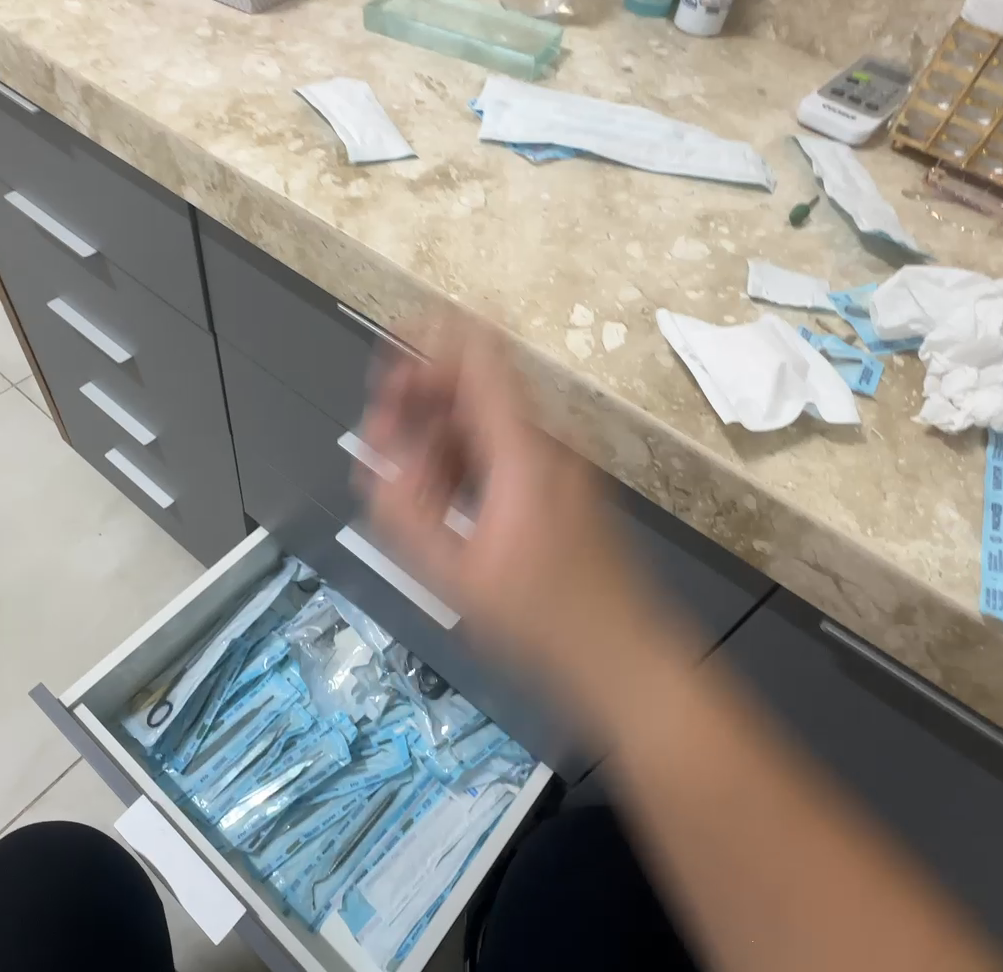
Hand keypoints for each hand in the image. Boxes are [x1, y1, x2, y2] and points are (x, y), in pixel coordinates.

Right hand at [353, 320, 658, 680]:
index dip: (427, 343)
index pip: (477, 355)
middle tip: (383, 442)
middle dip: (419, 402)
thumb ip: (406, 512)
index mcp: (523, 450)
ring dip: (437, 439)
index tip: (387, 369)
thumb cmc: (544, 622)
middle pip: (475, 386)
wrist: (625, 658)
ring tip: (407, 487)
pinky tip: (442, 503)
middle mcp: (545, 442)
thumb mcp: (456, 575)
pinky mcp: (560, 485)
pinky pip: (501, 451)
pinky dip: (464, 463)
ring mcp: (558, 462)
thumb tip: (377, 463)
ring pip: (484, 421)